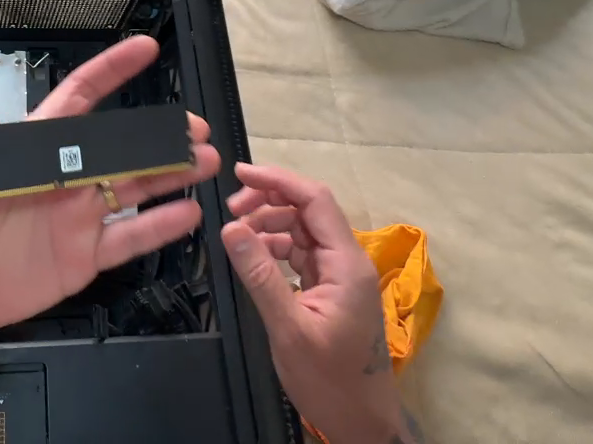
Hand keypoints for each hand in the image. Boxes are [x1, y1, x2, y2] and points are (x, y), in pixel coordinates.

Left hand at [0, 36, 221, 345]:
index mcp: (30, 153)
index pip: (76, 102)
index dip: (108, 73)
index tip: (143, 50)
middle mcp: (61, 178)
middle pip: (118, 146)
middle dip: (156, 133)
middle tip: (195, 128)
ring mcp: (77, 216)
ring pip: (133, 186)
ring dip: (170, 173)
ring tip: (206, 162)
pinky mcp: (84, 256)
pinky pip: (129, 237)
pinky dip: (160, 225)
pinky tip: (189, 213)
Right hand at [221, 163, 405, 442]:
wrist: (361, 426)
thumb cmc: (329, 381)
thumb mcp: (288, 328)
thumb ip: (259, 274)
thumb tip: (230, 227)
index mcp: (346, 263)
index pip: (314, 199)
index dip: (277, 180)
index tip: (239, 174)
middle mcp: (347, 260)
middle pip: (307, 209)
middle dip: (268, 200)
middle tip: (231, 211)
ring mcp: (340, 274)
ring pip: (302, 228)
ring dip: (269, 223)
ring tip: (237, 233)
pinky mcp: (330, 288)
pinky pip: (301, 252)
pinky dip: (275, 246)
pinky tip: (253, 254)